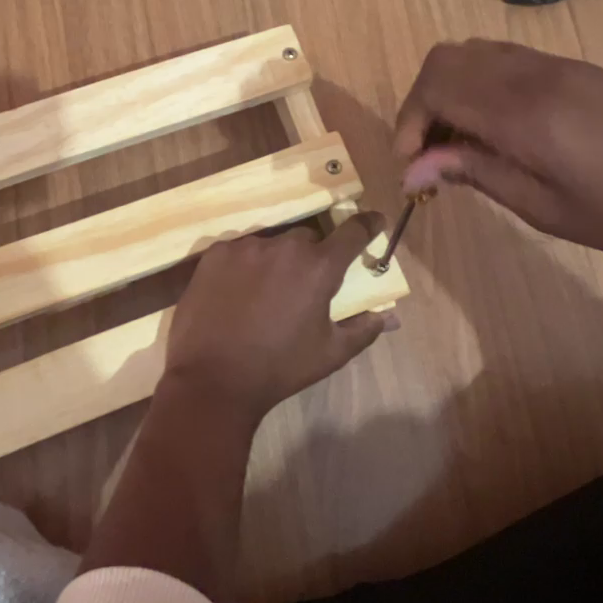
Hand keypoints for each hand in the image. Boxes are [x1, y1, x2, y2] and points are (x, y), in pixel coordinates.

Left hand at [161, 214, 396, 424]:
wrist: (214, 380)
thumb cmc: (280, 368)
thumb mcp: (330, 353)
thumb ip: (363, 329)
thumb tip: (389, 317)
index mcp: (319, 267)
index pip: (352, 232)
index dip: (367, 225)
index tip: (374, 222)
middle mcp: (284, 247)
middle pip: (307, 239)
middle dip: (312, 256)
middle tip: (304, 286)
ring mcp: (246, 247)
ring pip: (271, 244)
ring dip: (276, 261)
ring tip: (264, 294)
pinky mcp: (215, 254)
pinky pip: (239, 251)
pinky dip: (244, 266)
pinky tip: (236, 294)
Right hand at [394, 39, 602, 275]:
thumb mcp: (544, 207)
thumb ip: (475, 173)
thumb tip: (413, 168)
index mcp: (524, 112)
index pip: (436, 86)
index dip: (409, 123)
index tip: (411, 167)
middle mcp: (535, 75)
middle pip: (447, 59)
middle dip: (422, 104)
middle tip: (430, 156)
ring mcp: (559, 66)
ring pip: (475, 53)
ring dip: (451, 92)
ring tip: (461, 146)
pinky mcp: (577, 70)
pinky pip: (507, 61)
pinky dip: (482, 87)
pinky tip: (499, 132)